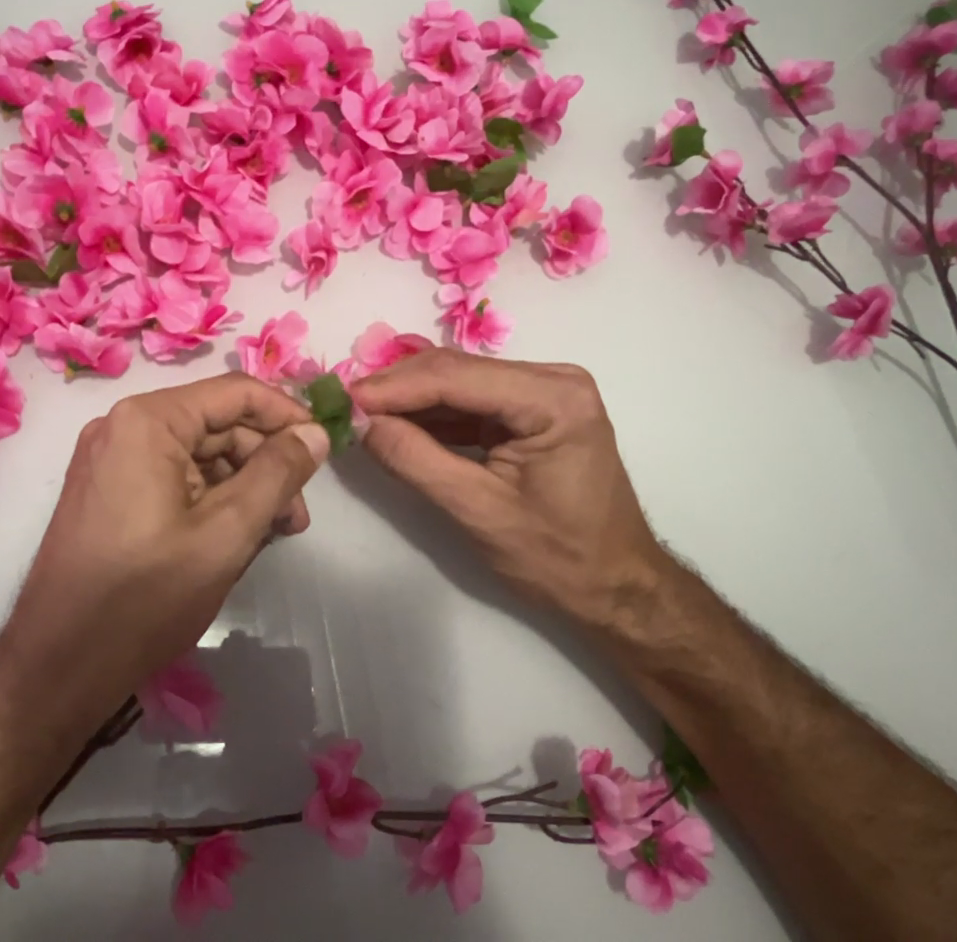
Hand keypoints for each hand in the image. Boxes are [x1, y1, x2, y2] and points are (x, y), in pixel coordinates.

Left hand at [0, 373, 329, 717]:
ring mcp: (111, 462)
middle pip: (217, 424)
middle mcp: (123, 428)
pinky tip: (236, 538)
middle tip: (297, 515)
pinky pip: (174, 480)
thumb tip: (315, 432)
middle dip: (265, 462)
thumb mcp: (227, 532)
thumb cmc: (147, 595)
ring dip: (243, 486)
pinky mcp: (108, 495)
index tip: (325, 450)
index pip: (236, 393)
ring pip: (198, 456)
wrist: (60, 663)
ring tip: (273, 533)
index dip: (288, 416)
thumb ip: (278, 473)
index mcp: (147, 421)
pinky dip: (211, 501)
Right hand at [351, 349, 663, 618]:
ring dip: (409, 401)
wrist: (616, 586)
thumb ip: (415, 461)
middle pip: (455, 371)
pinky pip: (472, 404)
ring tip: (358, 415)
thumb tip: (358, 422)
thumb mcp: (478, 513)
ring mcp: (545, 393)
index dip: (391, 387)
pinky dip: (433, 416)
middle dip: (396, 389)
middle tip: (342, 406)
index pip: (454, 377)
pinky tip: (395, 425)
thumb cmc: (558, 558)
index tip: (340, 400)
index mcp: (552, 398)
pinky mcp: (534, 411)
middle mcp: (553, 379)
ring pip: (459, 384)